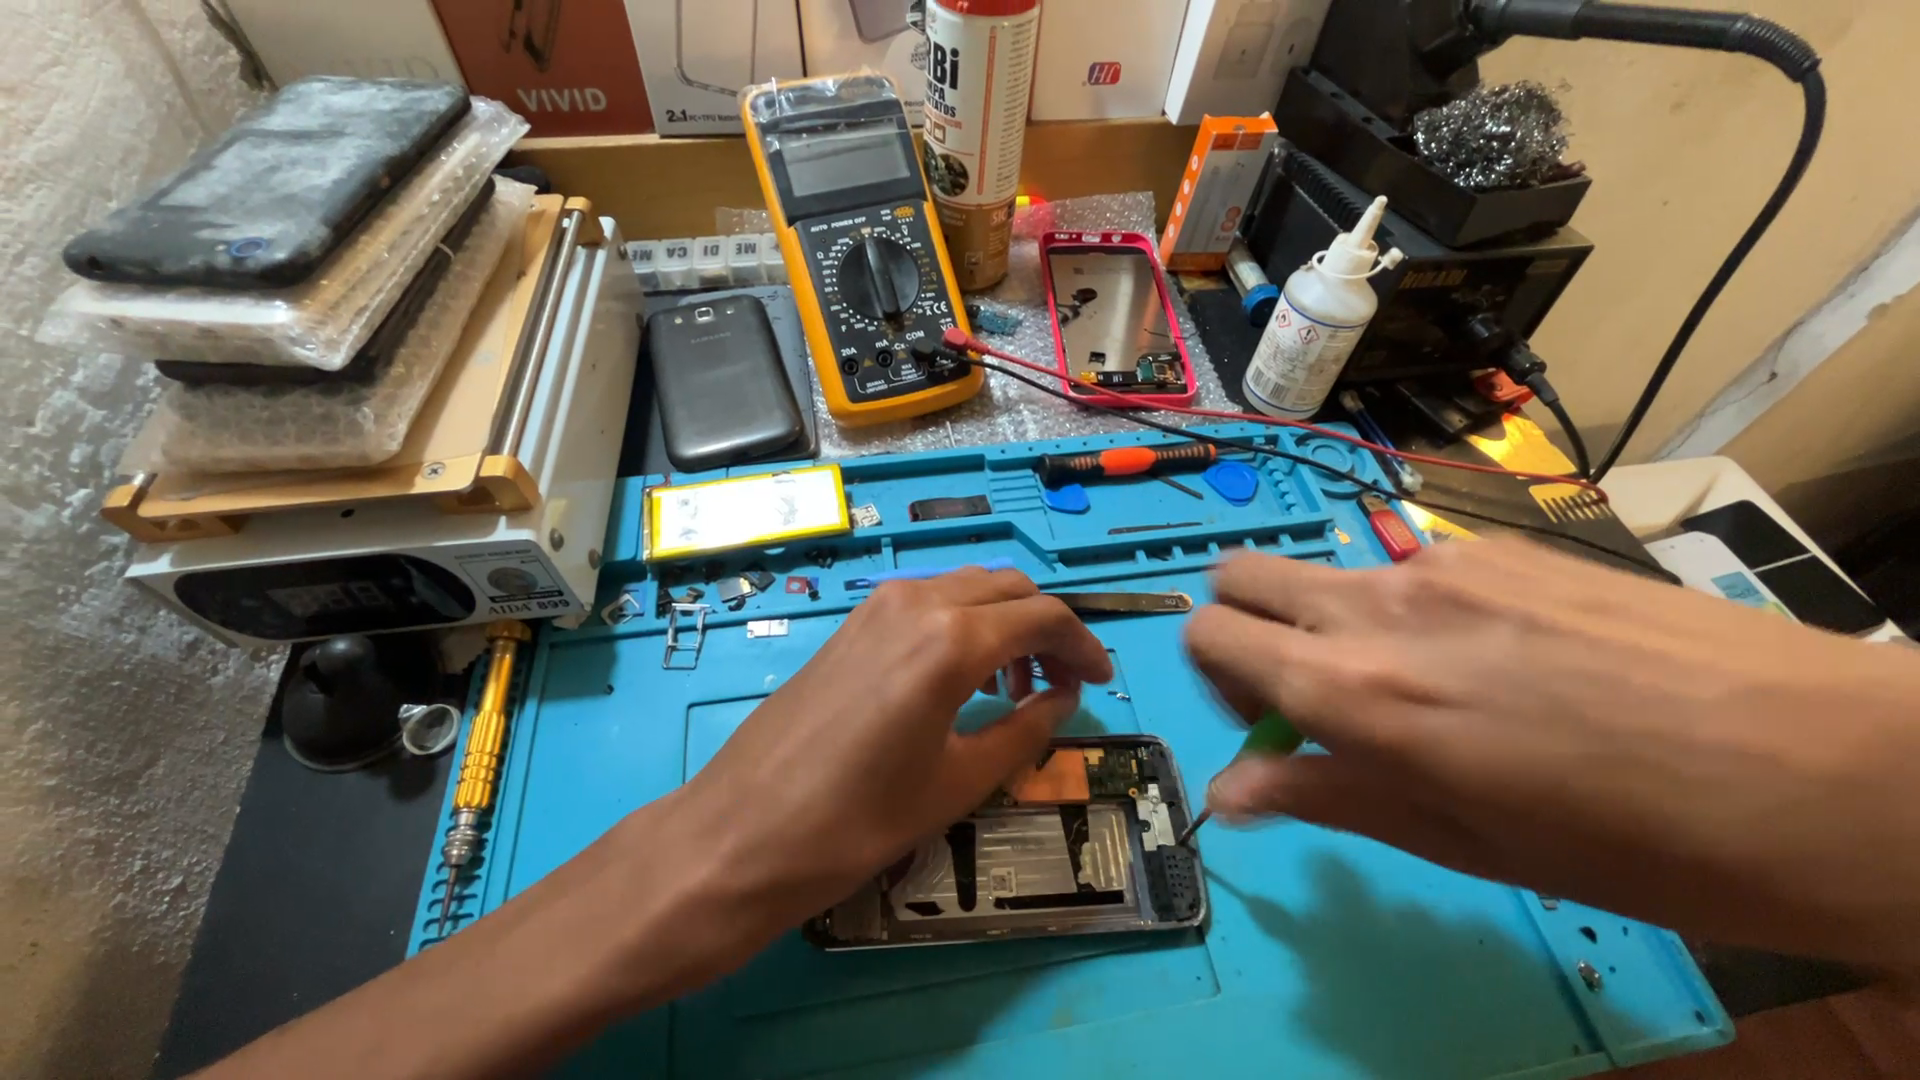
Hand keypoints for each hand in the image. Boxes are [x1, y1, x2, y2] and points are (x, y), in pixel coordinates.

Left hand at [652, 568, 1113, 967]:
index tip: (1101, 681)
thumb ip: (1025, 729)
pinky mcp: (852, 622)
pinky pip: (927, 602)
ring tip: (1011, 689)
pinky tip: (958, 678)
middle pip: (1009, 589)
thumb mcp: (960, 781)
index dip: (1084, 645)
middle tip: (1060, 685)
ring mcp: (878, 606)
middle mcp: (918, 601)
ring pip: (967, 588)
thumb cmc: (860, 819)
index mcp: (953, 638)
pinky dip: (962, 624)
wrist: (743, 830)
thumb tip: (1062, 697)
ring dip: (1004, 623)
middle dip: (1047, 629)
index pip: (1044, 616)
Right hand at [1183, 537, 1919, 967]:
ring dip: (1331, 618)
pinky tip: (1499, 654)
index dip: (1216, 674)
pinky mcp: (1502, 543)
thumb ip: (1325, 796)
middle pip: (1240, 573)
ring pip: (1327, 570)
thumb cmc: (1631, 841)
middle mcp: (1377, 605)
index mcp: (1354, 688)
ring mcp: (1442, 563)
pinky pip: (1409, 566)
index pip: (1210, 632)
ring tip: (1427, 681)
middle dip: (1242, 622)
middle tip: (1303, 683)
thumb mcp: (1459, 840)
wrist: (1836, 769)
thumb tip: (1228, 791)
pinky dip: (1408, 605)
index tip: (1264, 717)